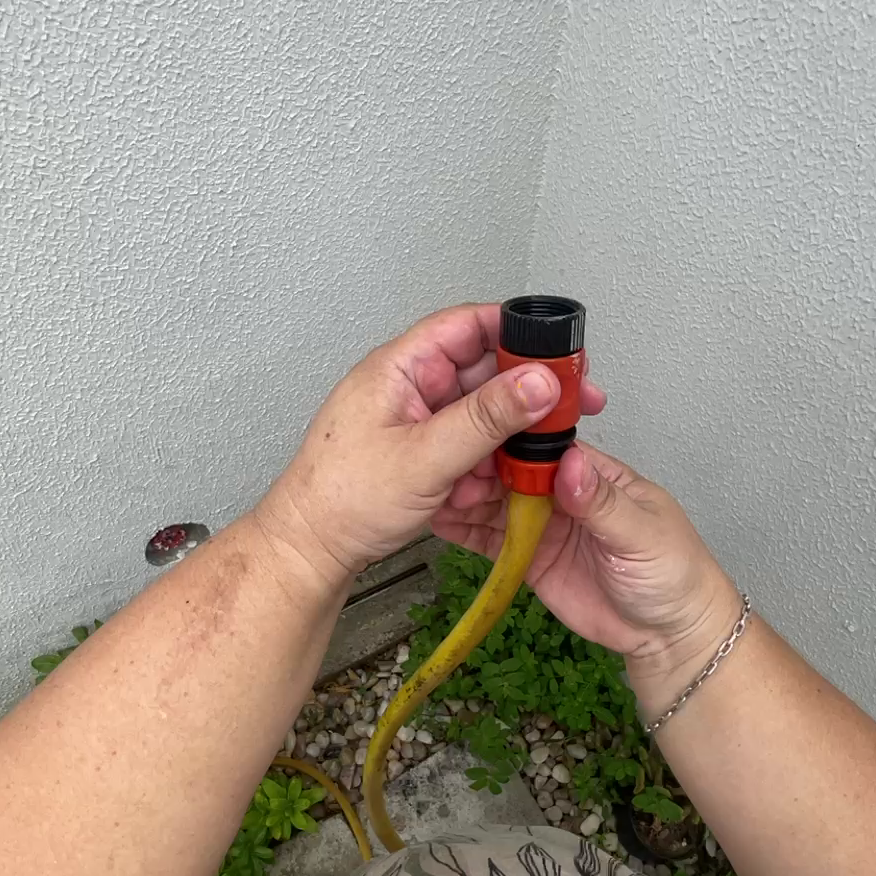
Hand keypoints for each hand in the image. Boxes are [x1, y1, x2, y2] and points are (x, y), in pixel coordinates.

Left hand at [255, 303, 607, 580]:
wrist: (314, 549)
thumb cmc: (342, 499)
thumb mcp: (425, 457)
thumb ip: (486, 419)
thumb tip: (538, 383)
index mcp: (401, 367)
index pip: (468, 325)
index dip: (518, 333)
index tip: (560, 354)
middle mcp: (413, 385)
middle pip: (484, 371)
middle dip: (522, 397)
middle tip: (561, 416)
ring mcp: (419, 417)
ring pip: (483, 412)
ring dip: (503, 441)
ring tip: (507, 471)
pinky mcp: (424, 447)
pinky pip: (470, 442)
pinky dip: (484, 464)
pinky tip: (477, 488)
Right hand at [431, 442, 742, 699]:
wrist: (665, 636)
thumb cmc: (671, 574)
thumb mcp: (641, 534)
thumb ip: (602, 503)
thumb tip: (569, 463)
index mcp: (593, 474)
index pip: (546, 449)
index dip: (512, 445)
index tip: (480, 442)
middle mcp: (562, 494)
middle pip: (512, 473)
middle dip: (481, 472)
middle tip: (449, 476)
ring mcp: (543, 526)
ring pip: (495, 503)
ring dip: (466, 499)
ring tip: (435, 496)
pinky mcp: (528, 558)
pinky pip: (492, 540)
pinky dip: (465, 531)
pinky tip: (439, 523)